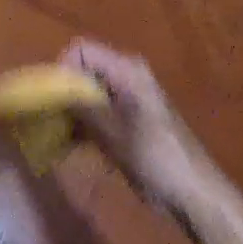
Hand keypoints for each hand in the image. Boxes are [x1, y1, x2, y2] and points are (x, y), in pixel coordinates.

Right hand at [62, 38, 214, 209]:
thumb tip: (50, 91)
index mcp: (127, 71)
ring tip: (56, 136)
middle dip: (63, 92)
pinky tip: (70, 146)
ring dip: (71, 112)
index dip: (63, 70)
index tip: (53, 100)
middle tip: (49, 121)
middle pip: (83, 70)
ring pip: (87, 93)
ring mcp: (128, 99)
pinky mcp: (128, 120)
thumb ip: (81, 107)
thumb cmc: (155, 158)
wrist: (193, 193)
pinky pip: (97, 111)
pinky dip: (82, 125)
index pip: (82, 50)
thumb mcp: (113, 133)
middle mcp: (127, 77)